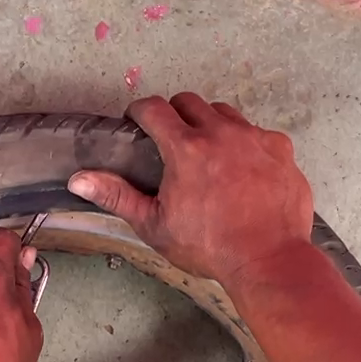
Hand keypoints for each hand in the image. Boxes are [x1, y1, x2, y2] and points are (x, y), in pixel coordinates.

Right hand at [69, 93, 312, 291]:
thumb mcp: (154, 225)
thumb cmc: (208, 246)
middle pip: (189, 102)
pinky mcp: (281, 149)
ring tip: (207, 153)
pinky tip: (242, 170)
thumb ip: (117, 196)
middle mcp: (222, 133)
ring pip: (225, 113)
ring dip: (209, 124)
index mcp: (186, 148)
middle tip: (169, 140)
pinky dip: (244, 144)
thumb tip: (79, 180)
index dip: (139, 111)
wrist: (269, 259)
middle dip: (174, 114)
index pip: (154, 108)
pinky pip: (257, 133)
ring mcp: (256, 138)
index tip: (136, 122)